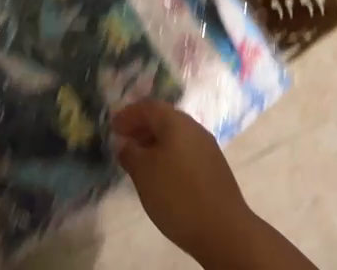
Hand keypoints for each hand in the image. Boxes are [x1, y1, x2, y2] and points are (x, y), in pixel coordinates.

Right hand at [111, 99, 251, 261]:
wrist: (224, 230)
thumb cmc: (177, 194)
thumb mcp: (143, 172)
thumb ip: (129, 153)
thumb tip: (124, 143)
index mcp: (176, 122)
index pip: (148, 106)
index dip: (128, 114)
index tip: (112, 127)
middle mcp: (194, 128)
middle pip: (163, 119)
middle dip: (141, 127)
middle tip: (123, 142)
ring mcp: (207, 148)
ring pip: (175, 137)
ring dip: (155, 143)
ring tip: (139, 161)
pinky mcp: (214, 168)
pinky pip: (185, 152)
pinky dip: (168, 155)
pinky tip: (161, 175)